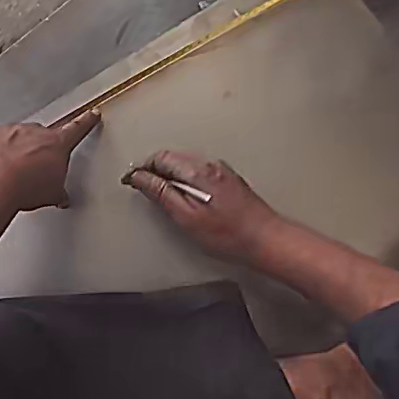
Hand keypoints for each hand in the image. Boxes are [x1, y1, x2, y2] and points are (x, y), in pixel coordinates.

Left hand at [0, 110, 102, 214]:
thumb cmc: (24, 187)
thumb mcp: (51, 194)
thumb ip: (59, 192)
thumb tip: (60, 197)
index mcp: (57, 144)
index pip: (77, 129)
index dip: (86, 122)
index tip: (91, 115)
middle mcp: (36, 132)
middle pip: (44, 136)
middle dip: (41, 150)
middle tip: (35, 169)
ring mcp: (14, 131)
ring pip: (20, 137)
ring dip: (19, 150)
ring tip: (13, 172)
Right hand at [122, 150, 282, 262]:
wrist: (266, 240)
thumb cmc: (230, 234)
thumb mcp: (186, 217)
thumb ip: (161, 193)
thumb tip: (140, 178)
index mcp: (198, 171)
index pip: (160, 158)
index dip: (142, 169)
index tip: (132, 181)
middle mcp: (210, 165)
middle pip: (172, 157)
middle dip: (153, 170)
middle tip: (141, 188)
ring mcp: (220, 170)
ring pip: (184, 163)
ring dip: (167, 174)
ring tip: (160, 194)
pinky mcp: (226, 179)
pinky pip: (196, 171)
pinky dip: (182, 179)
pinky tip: (183, 197)